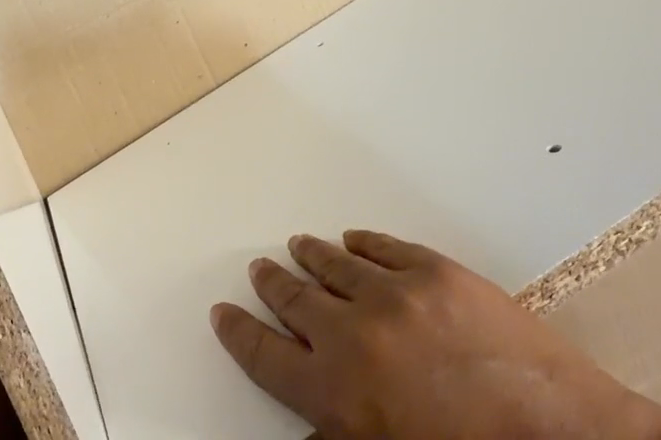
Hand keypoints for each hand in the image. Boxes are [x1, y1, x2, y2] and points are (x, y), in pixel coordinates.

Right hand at [210, 231, 660, 439]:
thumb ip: (338, 433)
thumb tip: (312, 421)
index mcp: (335, 394)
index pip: (265, 356)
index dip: (240, 333)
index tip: (224, 312)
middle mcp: (351, 336)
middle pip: (293, 301)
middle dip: (272, 286)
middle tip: (261, 270)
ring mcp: (394, 297)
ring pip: (333, 264)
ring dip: (311, 256)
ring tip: (299, 246)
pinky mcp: (437, 273)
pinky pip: (384, 247)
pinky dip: (363, 243)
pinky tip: (353, 240)